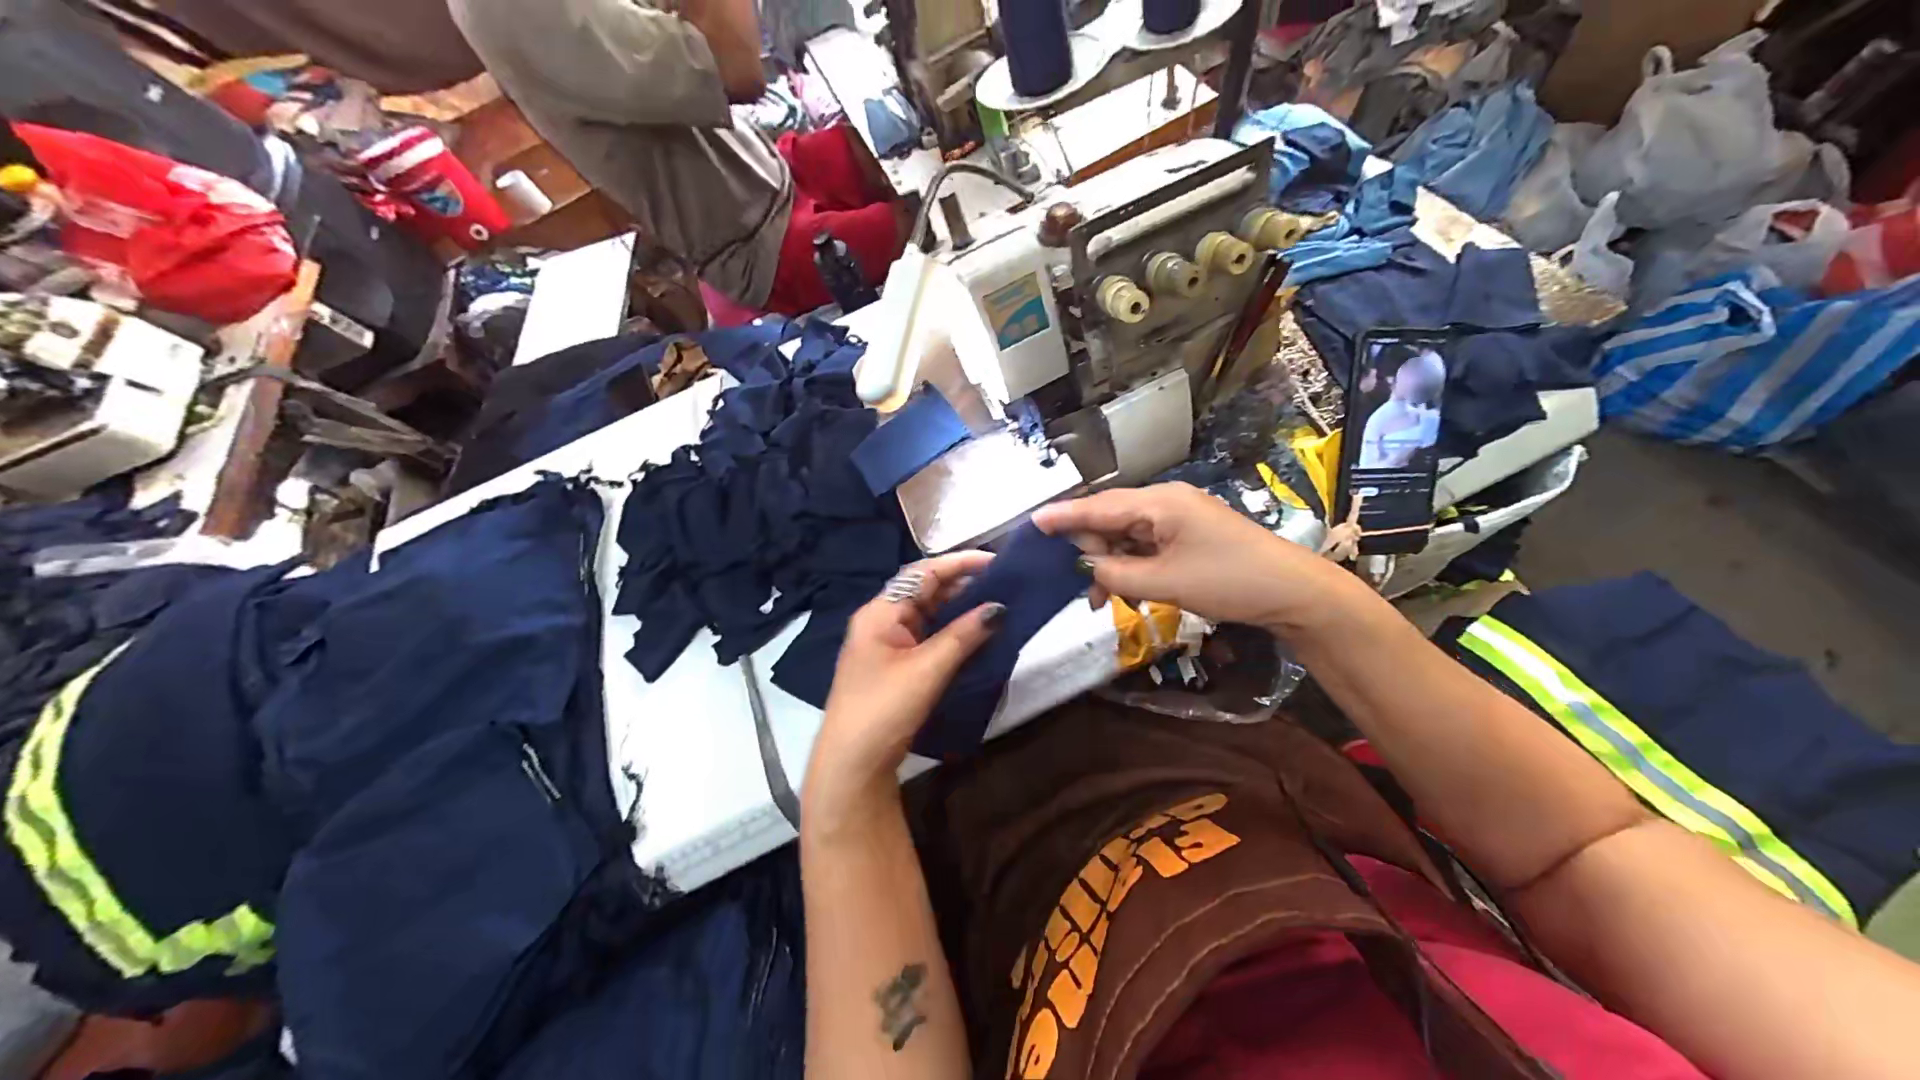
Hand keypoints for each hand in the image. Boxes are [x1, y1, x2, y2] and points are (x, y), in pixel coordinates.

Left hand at [805, 552, 1003, 823]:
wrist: (851, 765)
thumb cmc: (884, 709)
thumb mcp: (927, 670)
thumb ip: (963, 635)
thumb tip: (998, 608)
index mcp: (880, 612)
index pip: (923, 573)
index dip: (960, 563)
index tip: (997, 561)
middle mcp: (882, 620)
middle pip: (925, 590)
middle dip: (963, 585)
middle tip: (1005, 584)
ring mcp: (888, 644)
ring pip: (929, 614)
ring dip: (960, 609)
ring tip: (998, 605)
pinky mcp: (896, 666)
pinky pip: (928, 637)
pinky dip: (953, 632)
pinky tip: (977, 634)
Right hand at [1031, 482, 1346, 632]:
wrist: (1294, 593)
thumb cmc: (1229, 581)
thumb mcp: (1166, 582)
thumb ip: (1116, 573)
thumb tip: (1085, 567)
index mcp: (1159, 503)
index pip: (1099, 507)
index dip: (1064, 517)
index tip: (1033, 523)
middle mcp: (1165, 503)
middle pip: (1110, 520)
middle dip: (1091, 552)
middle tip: (1086, 590)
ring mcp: (1179, 519)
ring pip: (1127, 537)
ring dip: (1112, 565)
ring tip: (1103, 601)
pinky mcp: (1188, 536)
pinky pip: (1146, 547)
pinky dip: (1133, 568)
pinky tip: (1128, 592)